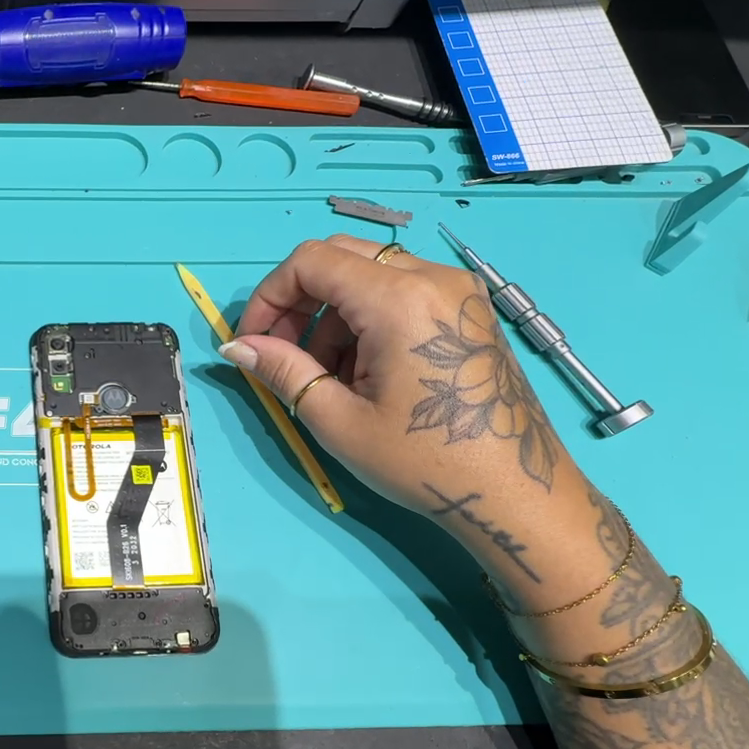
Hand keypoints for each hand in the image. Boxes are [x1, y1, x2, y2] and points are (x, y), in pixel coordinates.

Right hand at [220, 235, 571, 522]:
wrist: (514, 491)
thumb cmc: (421, 459)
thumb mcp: (336, 419)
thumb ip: (283, 371)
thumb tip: (234, 347)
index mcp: (398, 299)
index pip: (310, 261)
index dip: (268, 296)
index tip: (252, 342)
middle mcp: (431, 278)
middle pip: (339, 257)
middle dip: (296, 301)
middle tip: (280, 353)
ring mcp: (455, 291)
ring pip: (367, 275)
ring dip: (329, 315)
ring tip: (325, 376)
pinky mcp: (465, 309)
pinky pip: (398, 291)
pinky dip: (363, 320)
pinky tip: (362, 372)